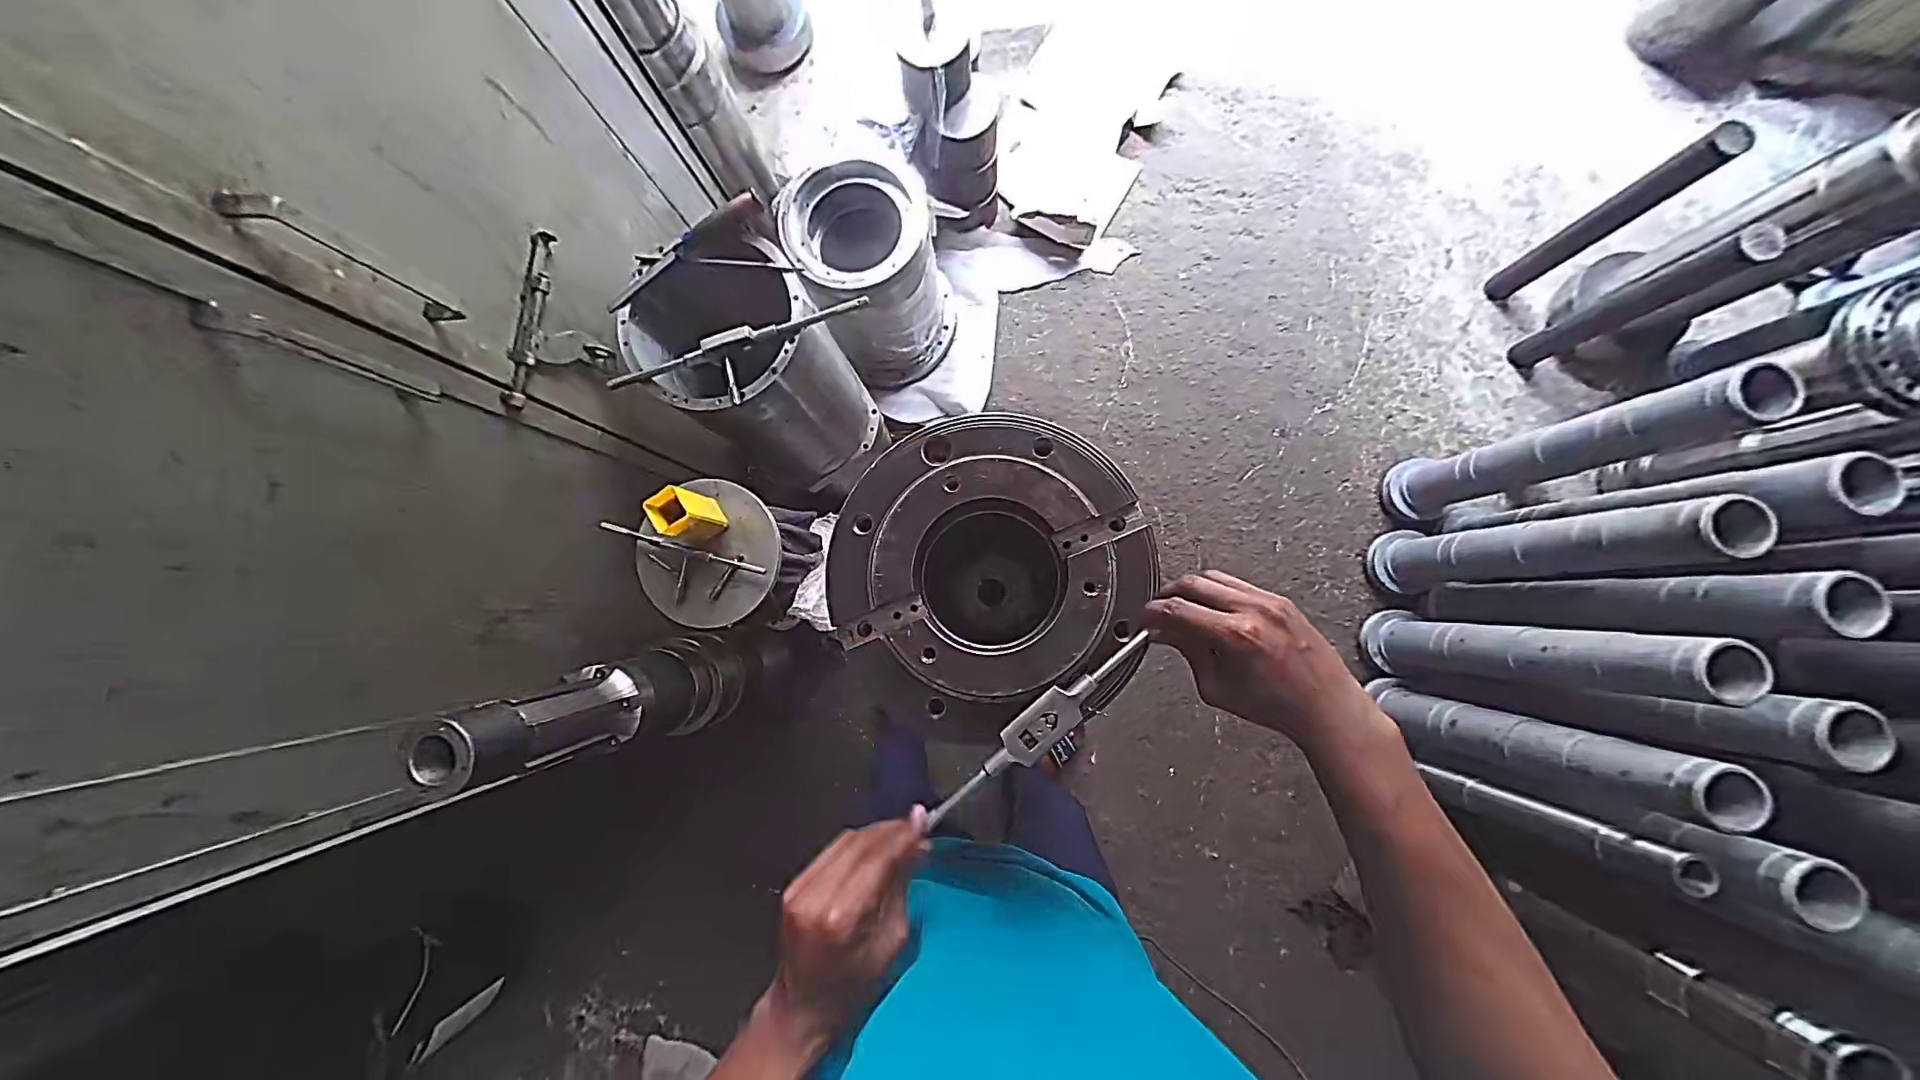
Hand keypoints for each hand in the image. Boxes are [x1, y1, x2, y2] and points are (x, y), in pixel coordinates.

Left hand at [759, 809, 931, 1053]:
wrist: (801, 1010)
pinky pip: (831, 850)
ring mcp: (798, 890)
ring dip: (875, 833)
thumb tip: (917, 847)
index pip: (877, 859)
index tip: (923, 818)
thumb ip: (901, 888)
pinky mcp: (793, 886)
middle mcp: (815, 897)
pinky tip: (874, 846)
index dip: (902, 835)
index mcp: (841, 918)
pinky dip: (856, 843)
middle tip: (916, 825)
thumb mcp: (892, 944)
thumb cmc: (853, 989)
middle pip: (860, 844)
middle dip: (891, 830)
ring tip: (899, 834)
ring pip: (844, 841)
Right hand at [1143, 570, 1388, 754]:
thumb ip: (1187, 652)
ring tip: (1184, 611)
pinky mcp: (1279, 600)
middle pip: (1191, 583)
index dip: (1152, 612)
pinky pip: (1235, 583)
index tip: (1145, 618)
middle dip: (1167, 595)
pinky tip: (1211, 610)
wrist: (1324, 705)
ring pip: (1212, 577)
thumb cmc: (1279, 705)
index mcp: (1236, 635)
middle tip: (1159, 612)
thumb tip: (1166, 632)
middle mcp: (1255, 611)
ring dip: (1190, 590)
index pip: (1177, 609)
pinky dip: (1215, 592)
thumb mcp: (1216, 686)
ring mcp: (1270, 602)